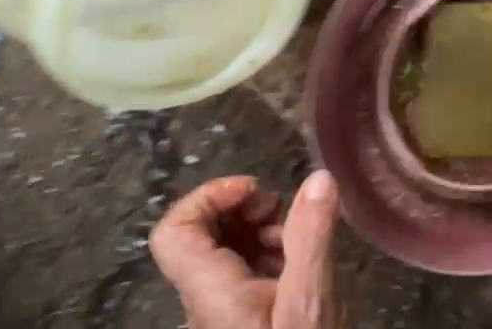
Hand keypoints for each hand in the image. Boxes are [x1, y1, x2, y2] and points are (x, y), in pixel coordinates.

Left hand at [149, 171, 342, 328]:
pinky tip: (298, 260)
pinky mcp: (240, 322)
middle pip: (198, 236)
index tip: (256, 190)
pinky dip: (268, 252)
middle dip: (242, 208)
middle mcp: (204, 302)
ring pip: (221, 252)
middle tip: (282, 209)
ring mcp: (221, 315)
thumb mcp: (311, 301)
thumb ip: (311, 237)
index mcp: (210, 294)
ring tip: (298, 235)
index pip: (173, 233)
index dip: (208, 197)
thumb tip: (318, 178)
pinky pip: (241, 273)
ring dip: (258, 228)